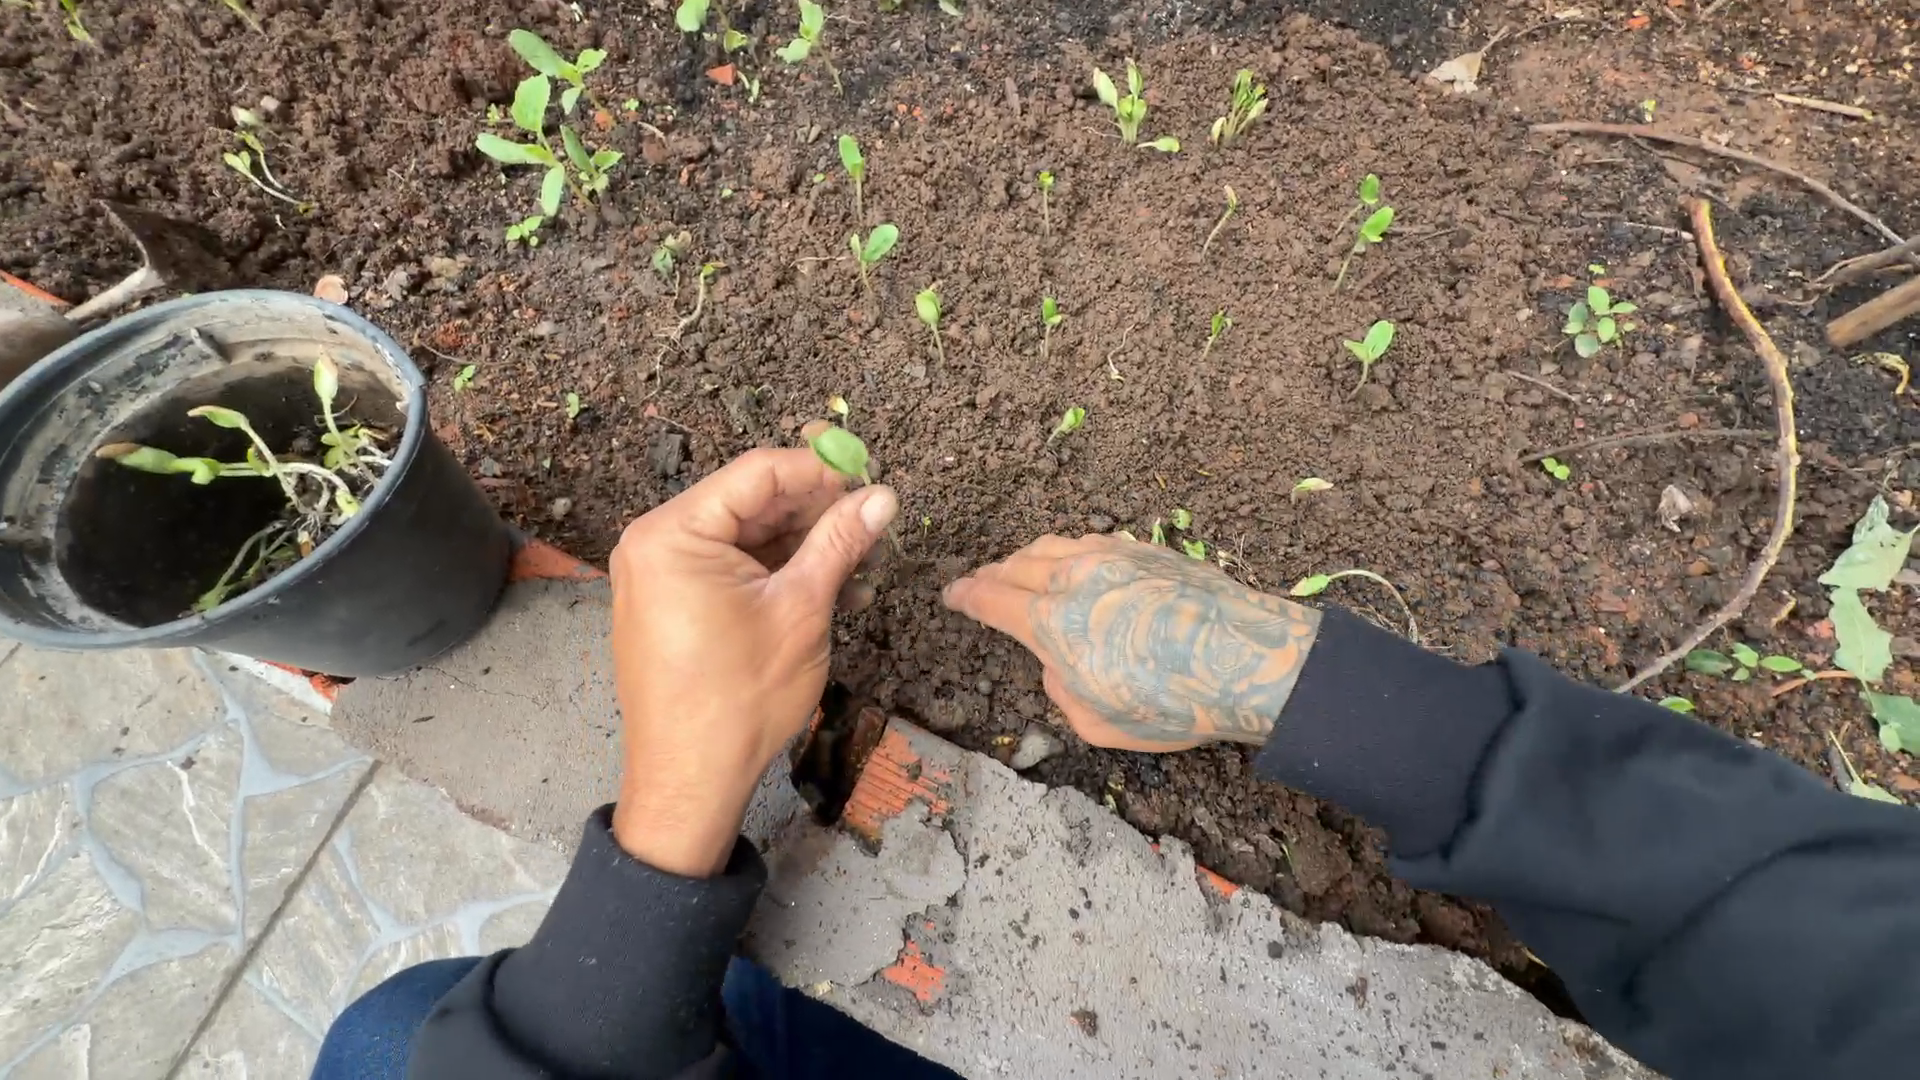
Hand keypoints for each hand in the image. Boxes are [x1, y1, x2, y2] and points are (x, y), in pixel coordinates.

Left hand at [609, 448, 896, 876]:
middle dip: (815, 513)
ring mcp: (661, 574)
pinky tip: (829, 589)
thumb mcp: (802, 609)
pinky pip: (734, 568)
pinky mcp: (675, 602)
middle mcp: (656, 542)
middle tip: (871, 526)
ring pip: (748, 537)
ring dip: (804, 546)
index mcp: (673, 533)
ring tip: (860, 567)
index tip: (870, 479)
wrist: (691, 782)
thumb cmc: (742, 697)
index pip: (757, 474)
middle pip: (752, 503)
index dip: (819, 471)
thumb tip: (884, 497)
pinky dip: (779, 573)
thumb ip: (840, 542)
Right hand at [943, 535, 1321, 751]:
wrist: (1246, 658)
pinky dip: (1065, 551)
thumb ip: (1060, 689)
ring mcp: (1108, 556)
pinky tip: (1072, 561)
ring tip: (1018, 568)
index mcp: (1049, 621)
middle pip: (1014, 566)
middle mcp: (1071, 577)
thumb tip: (1059, 663)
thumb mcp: (1095, 722)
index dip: (963, 596)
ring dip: (1024, 559)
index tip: (950, 594)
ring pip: (1049, 546)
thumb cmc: (1171, 702)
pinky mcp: (1141, 549)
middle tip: (979, 583)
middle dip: (989, 575)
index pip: (989, 599)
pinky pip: (1087, 541)